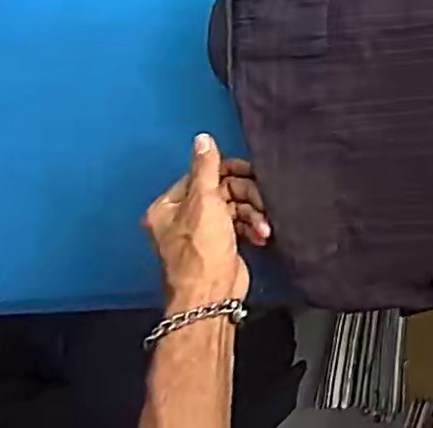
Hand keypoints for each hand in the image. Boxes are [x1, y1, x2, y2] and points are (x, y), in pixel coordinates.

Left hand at [143, 134, 272, 312]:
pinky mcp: (220, 241)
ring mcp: (202, 230)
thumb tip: (202, 138)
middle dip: (246, 197)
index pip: (203, 174)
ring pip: (235, 205)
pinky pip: (240, 222)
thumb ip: (206, 167)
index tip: (251, 175)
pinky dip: (253, 225)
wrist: (212, 295)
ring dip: (253, 213)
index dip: (229, 173)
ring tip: (263, 225)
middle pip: (223, 189)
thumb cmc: (202, 248)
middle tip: (260, 203)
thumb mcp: (204, 201)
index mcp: (169, 206)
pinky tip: (262, 233)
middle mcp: (182, 216)